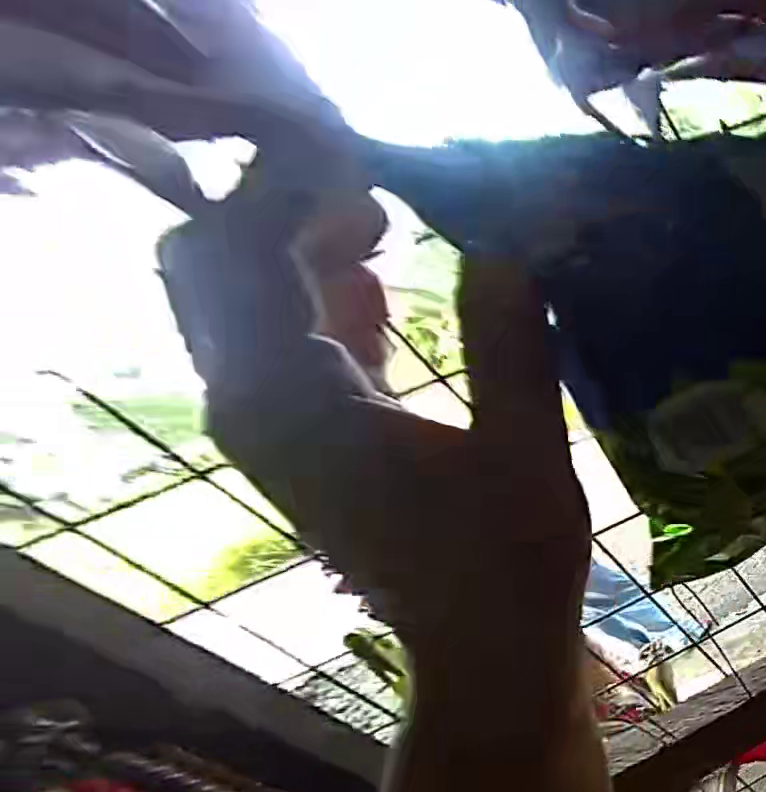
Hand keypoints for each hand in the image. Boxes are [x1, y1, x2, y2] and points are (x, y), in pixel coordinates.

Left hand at [157, 159, 587, 684]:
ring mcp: (270, 432)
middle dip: (275, 205)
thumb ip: (512, 351)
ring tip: (376, 216)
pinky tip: (369, 285)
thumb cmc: (514, 559)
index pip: (250, 254)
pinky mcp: (303, 449)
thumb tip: (508, 253)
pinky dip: (309, 302)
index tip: (365, 148)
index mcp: (300, 404)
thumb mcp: (529, 453)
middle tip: (367, 175)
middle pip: (210, 267)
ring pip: (234, 307)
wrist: (486, 643)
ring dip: (289, 248)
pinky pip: (277, 350)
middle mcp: (254, 408)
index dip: (296, 187)